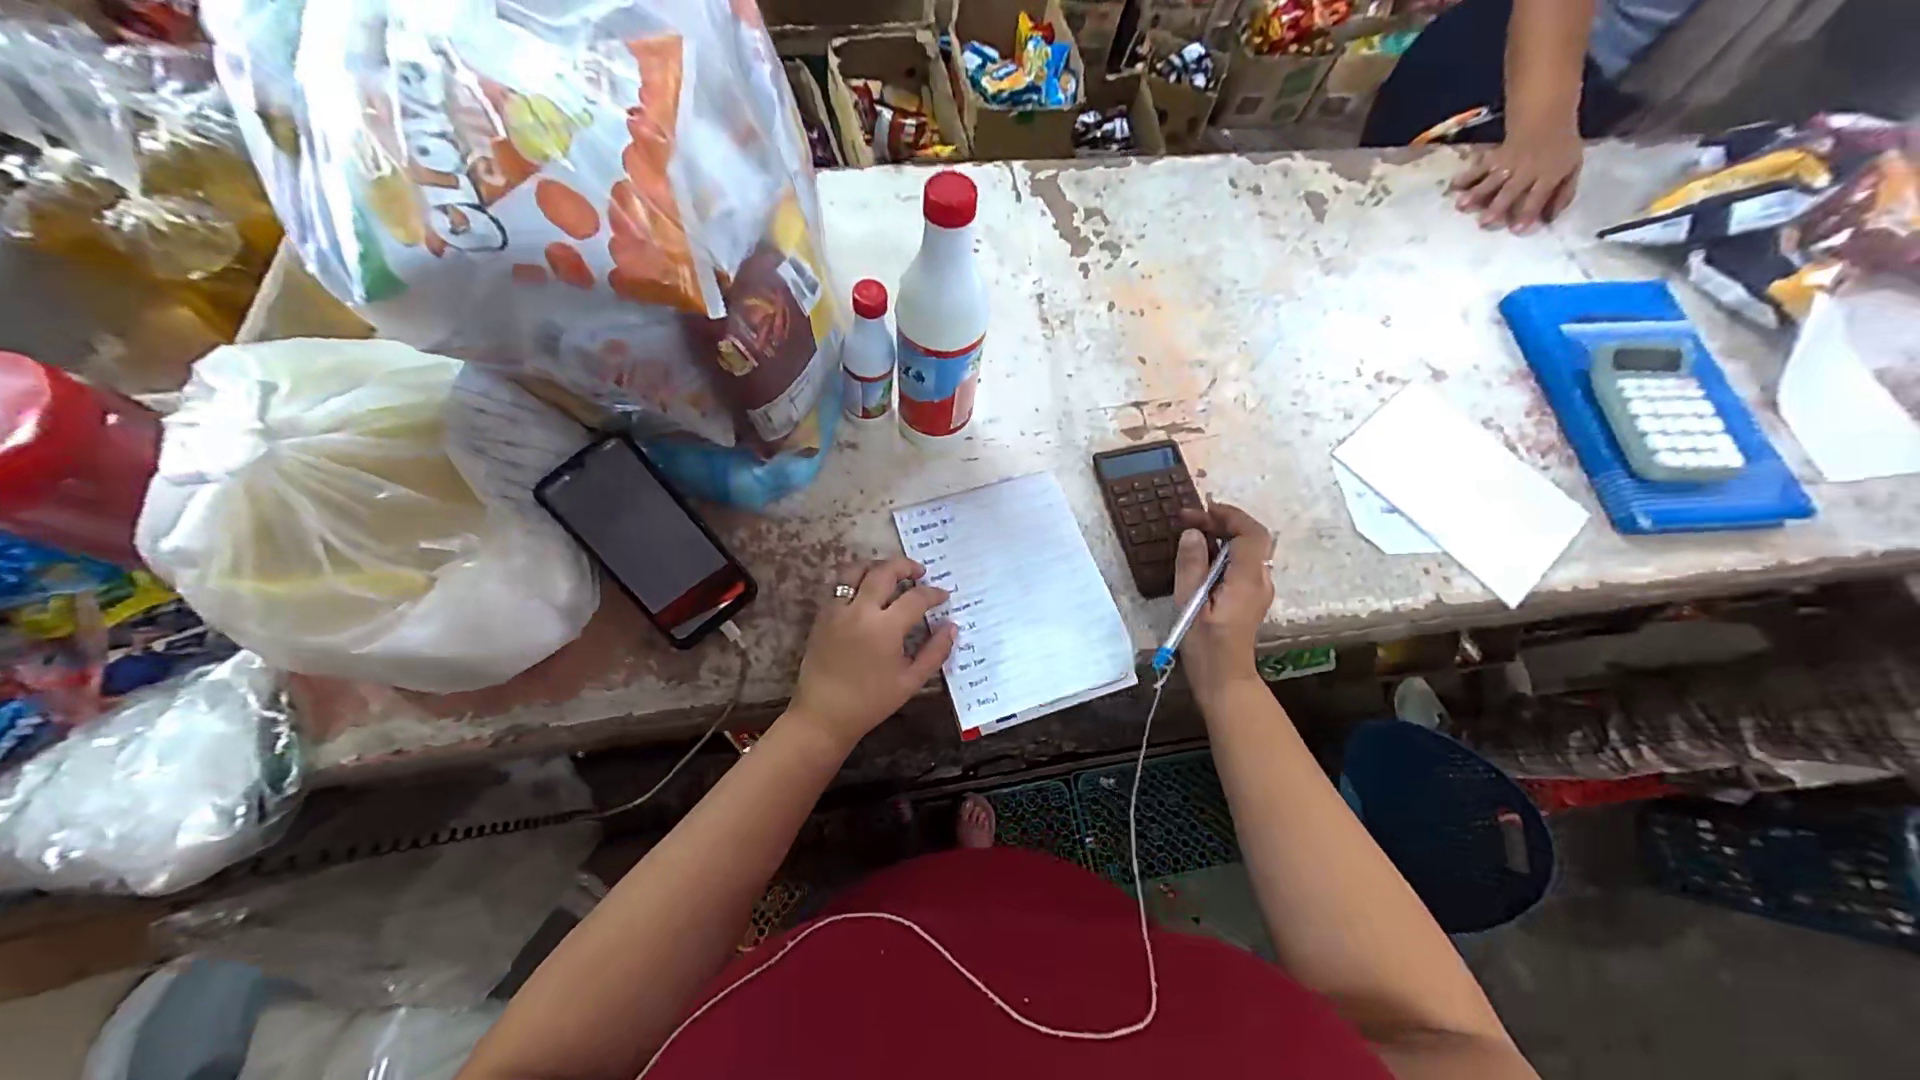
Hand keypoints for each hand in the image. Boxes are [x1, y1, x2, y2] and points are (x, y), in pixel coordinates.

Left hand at [785, 556, 956, 751]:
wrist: (824, 715)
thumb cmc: (871, 702)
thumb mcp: (911, 681)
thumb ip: (935, 652)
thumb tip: (951, 627)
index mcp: (884, 628)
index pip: (915, 598)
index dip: (933, 594)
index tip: (943, 596)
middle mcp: (859, 611)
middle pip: (884, 572)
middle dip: (905, 566)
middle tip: (919, 572)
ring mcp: (836, 611)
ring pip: (855, 570)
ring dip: (877, 566)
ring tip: (890, 574)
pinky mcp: (822, 616)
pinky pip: (838, 586)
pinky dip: (856, 580)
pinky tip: (867, 591)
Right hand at [1172, 502, 1274, 696]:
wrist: (1224, 679)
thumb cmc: (1205, 646)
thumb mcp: (1190, 605)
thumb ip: (1192, 566)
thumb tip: (1194, 533)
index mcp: (1248, 580)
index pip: (1251, 534)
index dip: (1230, 515)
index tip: (1202, 509)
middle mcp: (1260, 580)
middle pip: (1251, 538)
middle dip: (1222, 521)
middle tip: (1188, 519)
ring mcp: (1258, 589)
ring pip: (1247, 549)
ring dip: (1221, 535)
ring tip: (1191, 532)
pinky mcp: (1249, 596)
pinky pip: (1241, 563)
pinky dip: (1223, 550)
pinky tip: (1200, 555)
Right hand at [1450, 121, 1582, 233]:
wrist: (1546, 119)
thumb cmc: (1559, 150)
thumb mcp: (1572, 169)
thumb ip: (1563, 193)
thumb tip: (1548, 219)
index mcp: (1549, 173)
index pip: (1538, 195)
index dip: (1528, 212)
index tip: (1516, 230)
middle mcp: (1527, 170)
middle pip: (1511, 190)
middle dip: (1497, 206)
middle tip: (1484, 223)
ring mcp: (1508, 164)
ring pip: (1491, 180)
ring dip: (1476, 193)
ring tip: (1461, 206)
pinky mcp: (1494, 158)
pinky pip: (1478, 168)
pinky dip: (1465, 177)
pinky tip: (1453, 187)